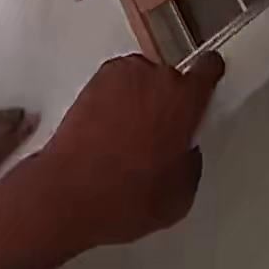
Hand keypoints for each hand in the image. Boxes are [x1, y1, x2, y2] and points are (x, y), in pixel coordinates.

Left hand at [0, 53, 224, 268]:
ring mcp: (117, 74)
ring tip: (119, 134)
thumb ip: (185, 169)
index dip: (210, 70)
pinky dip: (111, 94)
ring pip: (138, 74)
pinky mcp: (91, 78)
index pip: (204, 71)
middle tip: (153, 126)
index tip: (213, 68)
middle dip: (165, 94)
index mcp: (175, 104)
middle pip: (169, 73)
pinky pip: (113, 78)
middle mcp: (147, 78)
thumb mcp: (170, 199)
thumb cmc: (117, 201)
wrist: (56, 193)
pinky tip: (99, 127)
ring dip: (135, 95)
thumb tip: (184, 153)